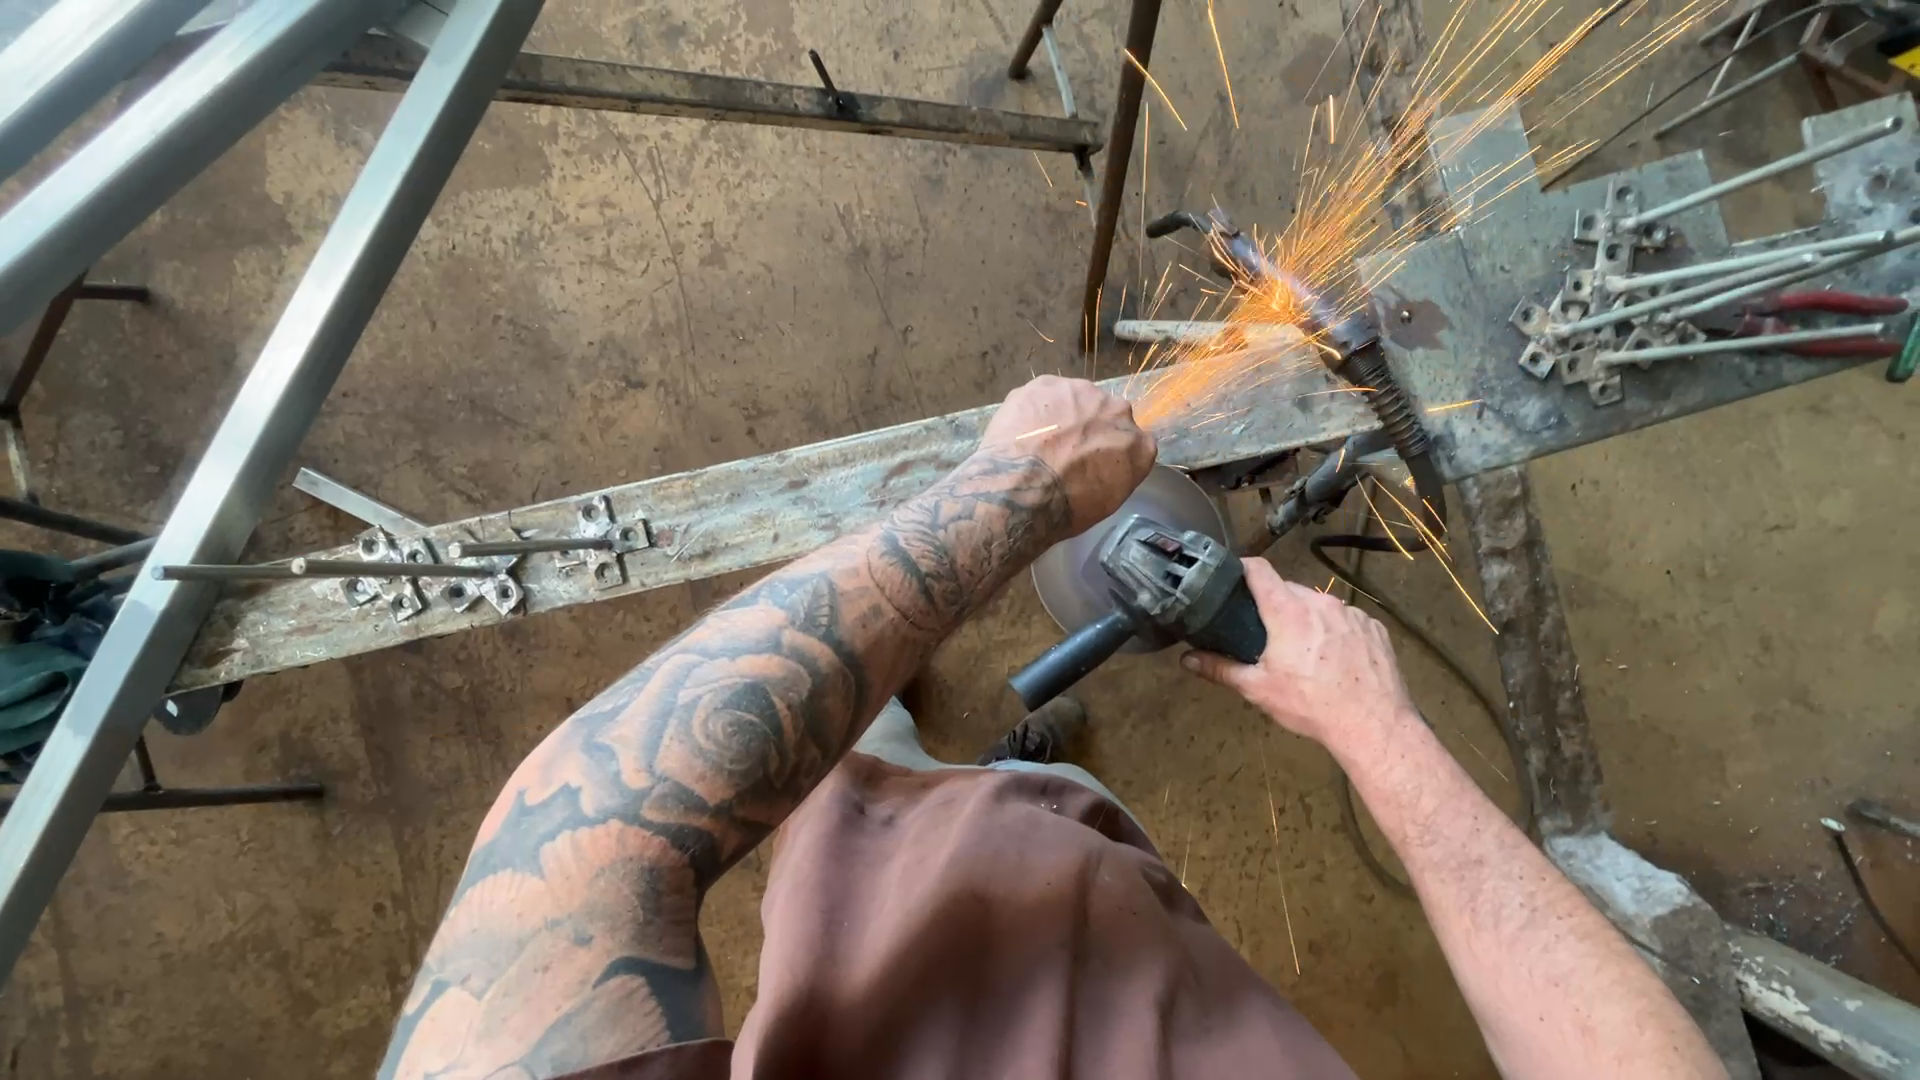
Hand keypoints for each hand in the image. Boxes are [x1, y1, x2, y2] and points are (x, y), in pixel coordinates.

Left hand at [977, 375, 1155, 535]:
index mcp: (1139, 444)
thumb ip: (1116, 473)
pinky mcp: (1047, 383)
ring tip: (1038, 440)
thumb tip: (1102, 465)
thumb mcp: (1106, 502)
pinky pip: (1044, 395)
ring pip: (1074, 400)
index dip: (1108, 452)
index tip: (1092, 463)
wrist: (1022, 489)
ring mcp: (1083, 392)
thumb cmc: (1065, 507)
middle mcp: (1118, 411)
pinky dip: (1034, 409)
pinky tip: (1021, 430)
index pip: (1131, 443)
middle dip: (1088, 428)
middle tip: (1063, 450)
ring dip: (1062, 414)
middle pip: (1105, 415)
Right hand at [1181, 558, 1418, 758]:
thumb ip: (1220, 668)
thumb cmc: (1310, 704)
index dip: (1243, 568)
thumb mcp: (1258, 689)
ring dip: (1307, 618)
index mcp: (1287, 610)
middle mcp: (1320, 602)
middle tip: (1266, 632)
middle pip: (1289, 589)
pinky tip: (1336, 659)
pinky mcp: (1375, 628)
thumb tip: (1186, 659)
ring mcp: (1351, 613)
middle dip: (1275, 604)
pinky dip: (1336, 631)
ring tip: (1304, 650)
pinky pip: (1346, 620)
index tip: (1232, 576)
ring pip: (1319, 605)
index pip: (1260, 570)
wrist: (1374, 725)